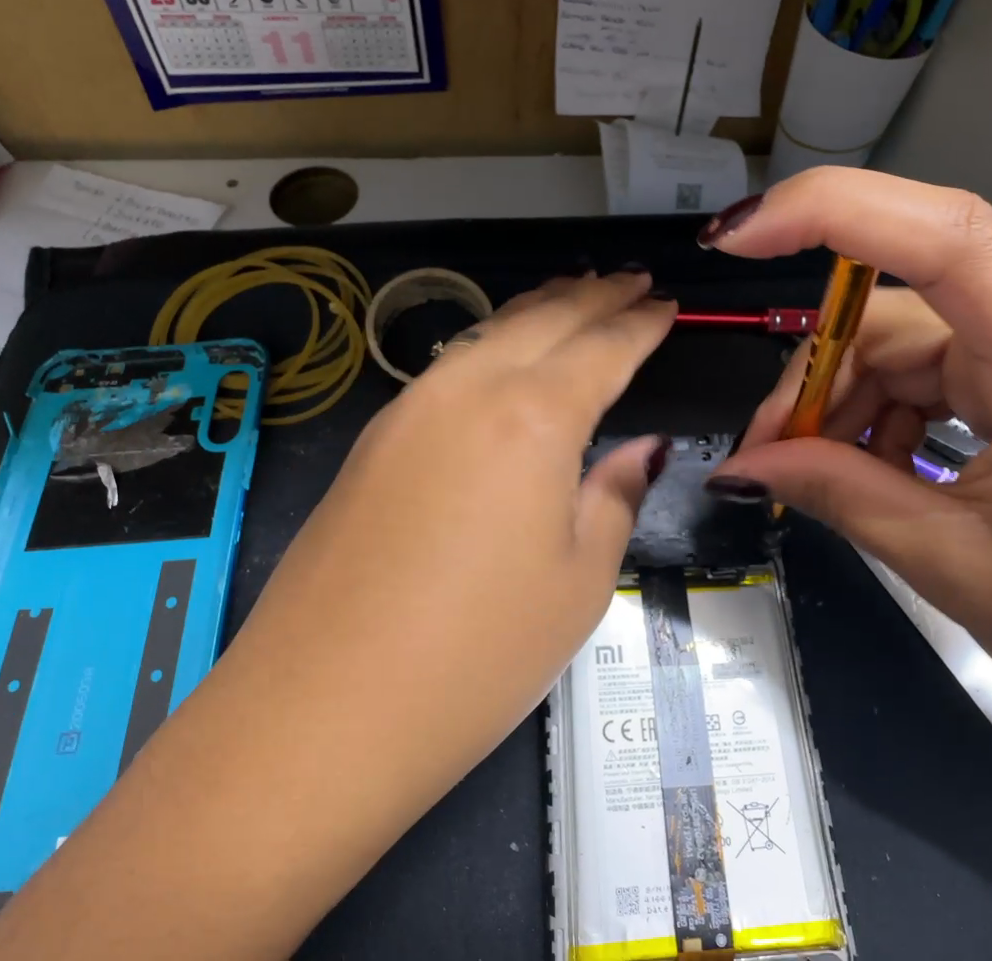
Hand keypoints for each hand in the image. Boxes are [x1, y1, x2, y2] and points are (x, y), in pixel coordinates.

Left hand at [263, 268, 676, 738]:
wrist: (324, 708)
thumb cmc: (478, 654)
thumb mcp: (580, 582)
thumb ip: (614, 496)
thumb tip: (640, 448)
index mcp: (534, 416)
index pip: (603, 348)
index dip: (642, 324)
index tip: (667, 305)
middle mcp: (467, 391)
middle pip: (542, 320)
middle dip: (592, 296)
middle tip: (630, 282)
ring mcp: (408, 411)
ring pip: (486, 335)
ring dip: (538, 311)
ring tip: (573, 297)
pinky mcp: (372, 443)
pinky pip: (449, 369)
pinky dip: (491, 347)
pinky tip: (503, 360)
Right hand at [702, 168, 991, 959]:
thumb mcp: (945, 559)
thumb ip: (835, 491)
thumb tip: (739, 464)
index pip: (949, 240)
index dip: (836, 211)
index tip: (739, 238)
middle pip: (899, 312)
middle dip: (817, 374)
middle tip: (763, 451)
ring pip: (902, 347)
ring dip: (842, 404)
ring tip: (806, 474)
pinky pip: (928, 381)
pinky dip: (878, 419)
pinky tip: (858, 471)